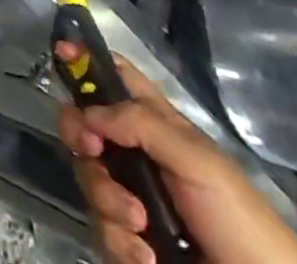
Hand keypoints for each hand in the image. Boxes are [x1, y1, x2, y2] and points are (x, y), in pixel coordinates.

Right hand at [56, 44, 296, 263]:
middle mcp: (134, 153)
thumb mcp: (194, 158)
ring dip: (110, 204)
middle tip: (93, 152)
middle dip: (81, 140)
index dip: (88, 61)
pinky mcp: (126, 239)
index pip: (116, 78)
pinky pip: (100, 230)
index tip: (62, 52)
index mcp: (154, 123)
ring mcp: (128, 196)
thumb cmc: (234, 212)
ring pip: (88, 181)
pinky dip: (121, 245)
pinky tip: (147, 256)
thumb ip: (140, 125)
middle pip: (83, 127)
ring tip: (143, 228)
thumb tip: (88, 112)